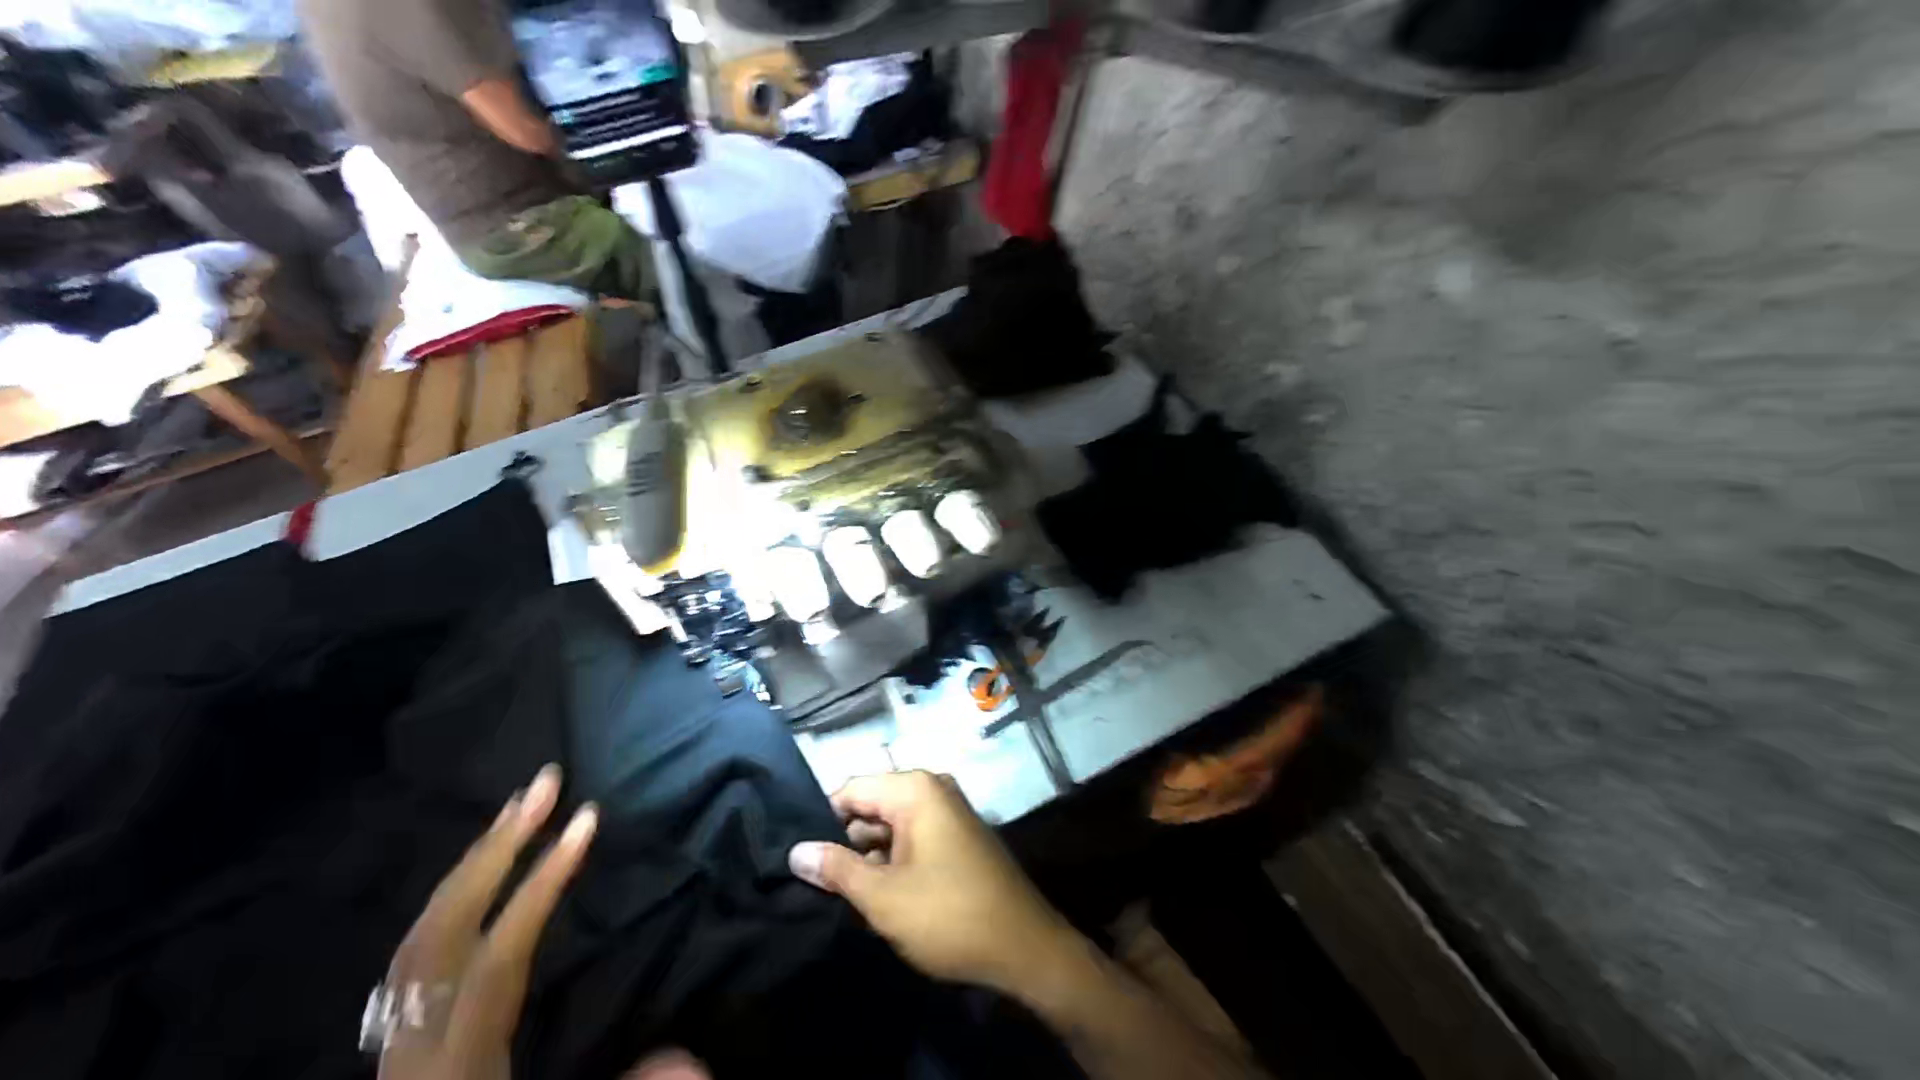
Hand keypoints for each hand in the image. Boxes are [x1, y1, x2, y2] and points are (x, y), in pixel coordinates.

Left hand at [377, 765, 595, 1079]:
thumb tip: (691, 1056)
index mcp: (453, 1063)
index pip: (497, 956)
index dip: (540, 886)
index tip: (586, 822)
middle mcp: (413, 1041)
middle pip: (443, 928)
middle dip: (496, 848)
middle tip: (543, 784)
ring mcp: (395, 1035)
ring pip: (421, 931)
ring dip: (473, 861)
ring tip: (520, 807)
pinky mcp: (399, 1034)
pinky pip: (417, 947)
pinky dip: (453, 895)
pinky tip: (481, 871)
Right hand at [787, 771, 1078, 994]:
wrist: (1024, 949)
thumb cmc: (949, 916)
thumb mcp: (883, 897)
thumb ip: (836, 870)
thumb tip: (795, 852)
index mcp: (915, 789)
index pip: (850, 790)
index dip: (820, 822)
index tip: (796, 858)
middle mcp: (931, 790)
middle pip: (869, 807)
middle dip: (842, 842)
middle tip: (810, 881)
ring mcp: (947, 814)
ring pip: (888, 827)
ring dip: (866, 858)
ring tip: (834, 894)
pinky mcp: (956, 839)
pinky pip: (910, 840)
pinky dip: (890, 863)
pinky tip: (871, 896)